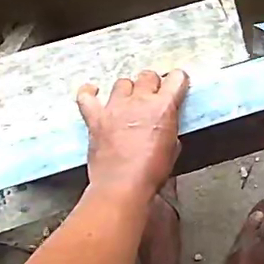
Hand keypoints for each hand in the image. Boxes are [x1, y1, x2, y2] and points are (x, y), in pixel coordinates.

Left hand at [75, 69, 188, 201]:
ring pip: (122, 83)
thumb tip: (164, 126)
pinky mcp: (96, 118)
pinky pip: (86, 96)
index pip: (175, 79)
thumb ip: (169, 129)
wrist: (123, 187)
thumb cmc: (150, 173)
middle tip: (152, 95)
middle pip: (147, 76)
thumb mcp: (173, 149)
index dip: (177, 80)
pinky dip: (89, 92)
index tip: (176, 84)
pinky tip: (92, 91)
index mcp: (163, 107)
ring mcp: (115, 108)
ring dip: (127, 90)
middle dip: (152, 84)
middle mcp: (139, 101)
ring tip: (128, 100)